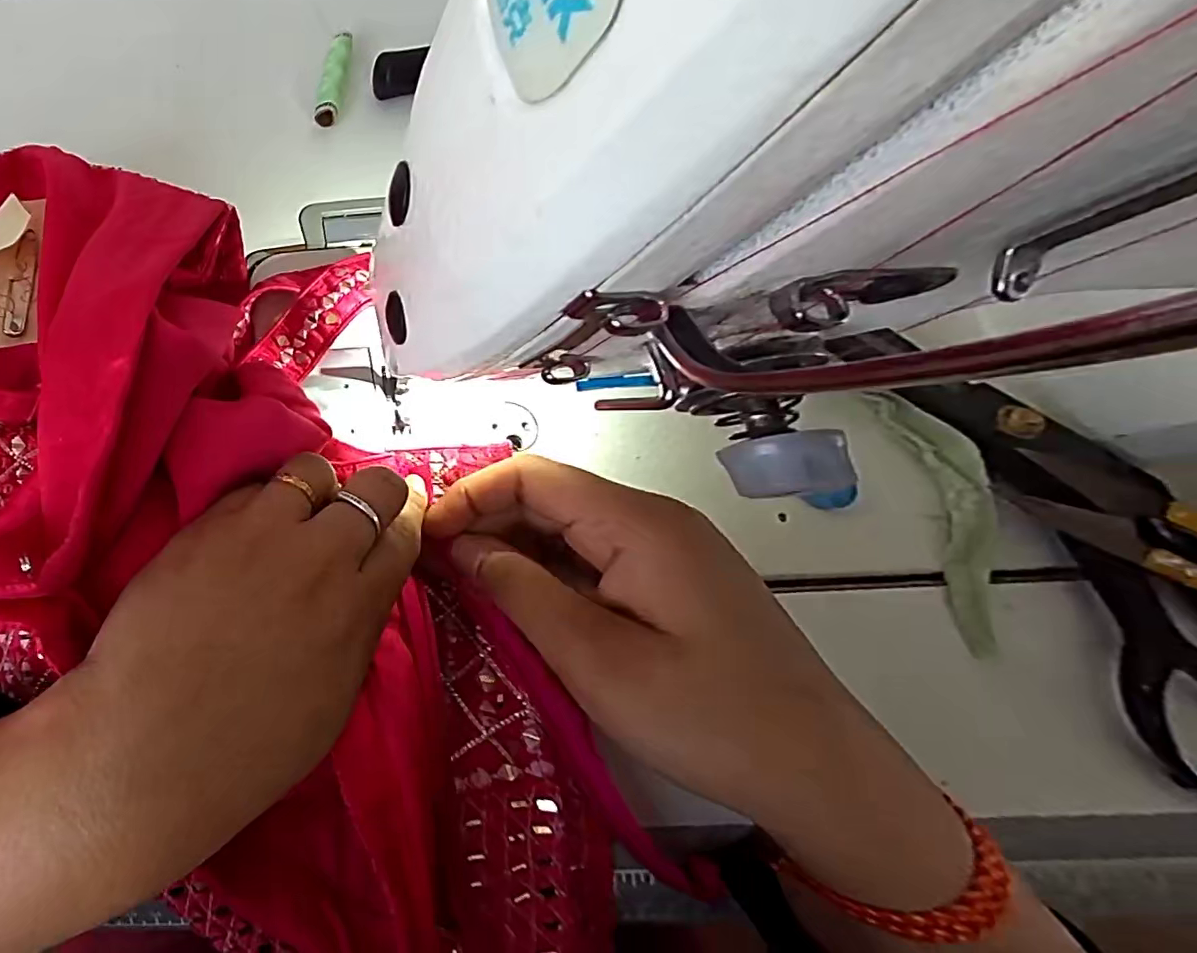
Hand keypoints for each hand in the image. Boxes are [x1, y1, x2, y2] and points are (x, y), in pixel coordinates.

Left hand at [0, 454, 423, 951]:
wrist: (152, 740)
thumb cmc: (249, 744)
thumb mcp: (333, 697)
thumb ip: (355, 629)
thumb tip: (358, 587)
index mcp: (356, 606)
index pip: (401, 534)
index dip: (402, 519)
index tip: (393, 517)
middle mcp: (318, 555)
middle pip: (371, 487)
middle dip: (371, 492)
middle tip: (348, 509)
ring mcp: (260, 531)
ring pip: (309, 469)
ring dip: (312, 487)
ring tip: (293, 512)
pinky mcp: (209, 523)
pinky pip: (249, 488)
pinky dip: (258, 501)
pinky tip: (241, 531)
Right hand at [425, 458, 982, 913]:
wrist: (824, 778)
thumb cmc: (710, 720)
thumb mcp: (595, 660)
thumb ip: (519, 591)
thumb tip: (462, 547)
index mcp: (639, 524)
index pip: (532, 475)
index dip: (470, 494)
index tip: (428, 534)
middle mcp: (651, 520)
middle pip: (546, 494)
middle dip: (484, 519)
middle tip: (436, 562)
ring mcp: (662, 547)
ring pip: (563, 524)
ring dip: (509, 545)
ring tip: (466, 581)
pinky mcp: (665, 576)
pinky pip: (587, 554)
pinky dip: (542, 568)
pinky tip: (517, 597)